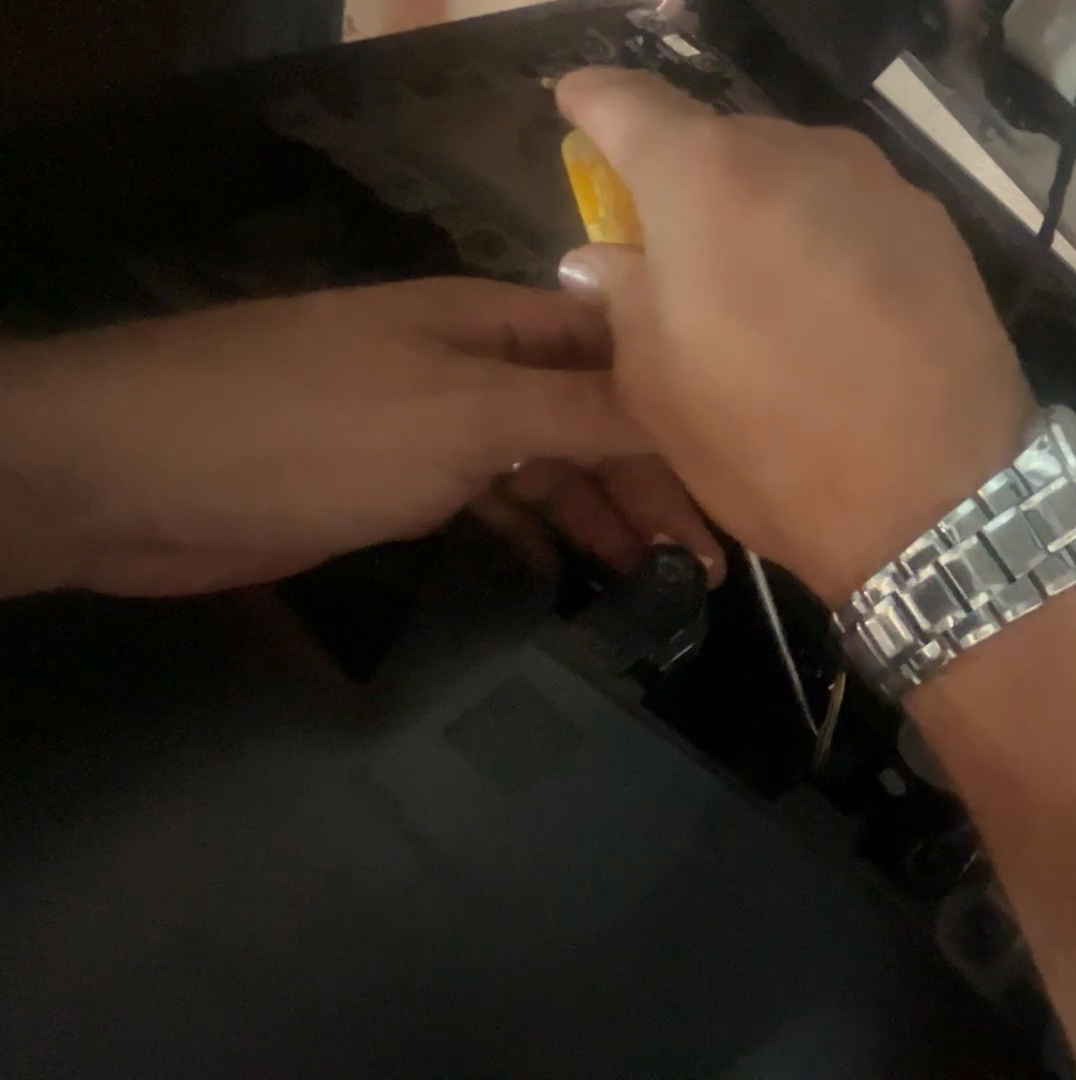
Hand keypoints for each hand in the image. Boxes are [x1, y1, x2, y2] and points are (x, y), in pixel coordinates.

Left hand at [0, 278, 718, 596]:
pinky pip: (515, 505)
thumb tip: (687, 401)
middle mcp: (488, 369)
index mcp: (501, 327)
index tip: (739, 462)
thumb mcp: (467, 413)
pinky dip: (553, 535)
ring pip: (564, 470)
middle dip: (659, 484)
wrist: (119, 483)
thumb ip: (583, 410)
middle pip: (602, 423)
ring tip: (670, 575)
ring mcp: (456, 427)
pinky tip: (587, 573)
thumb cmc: (309, 428)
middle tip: (713, 556)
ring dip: (615, 518)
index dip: (685, 403)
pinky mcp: (423, 482)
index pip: (623, 353)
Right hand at [555, 67, 1035, 601]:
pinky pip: (863, 219)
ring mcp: (887, 190)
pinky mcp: (946, 234)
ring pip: (801, 180)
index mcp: (706, 179)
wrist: (943, 503)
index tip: (588, 132)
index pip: (624, 102)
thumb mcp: (662, 394)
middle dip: (696, 192)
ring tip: (780, 302)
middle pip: (723, 145)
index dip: (596, 115)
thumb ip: (624, 303)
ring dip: (774, 222)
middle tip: (694, 263)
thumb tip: (606, 260)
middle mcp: (803, 154)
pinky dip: (838, 247)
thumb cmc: (778, 454)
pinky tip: (848, 314)